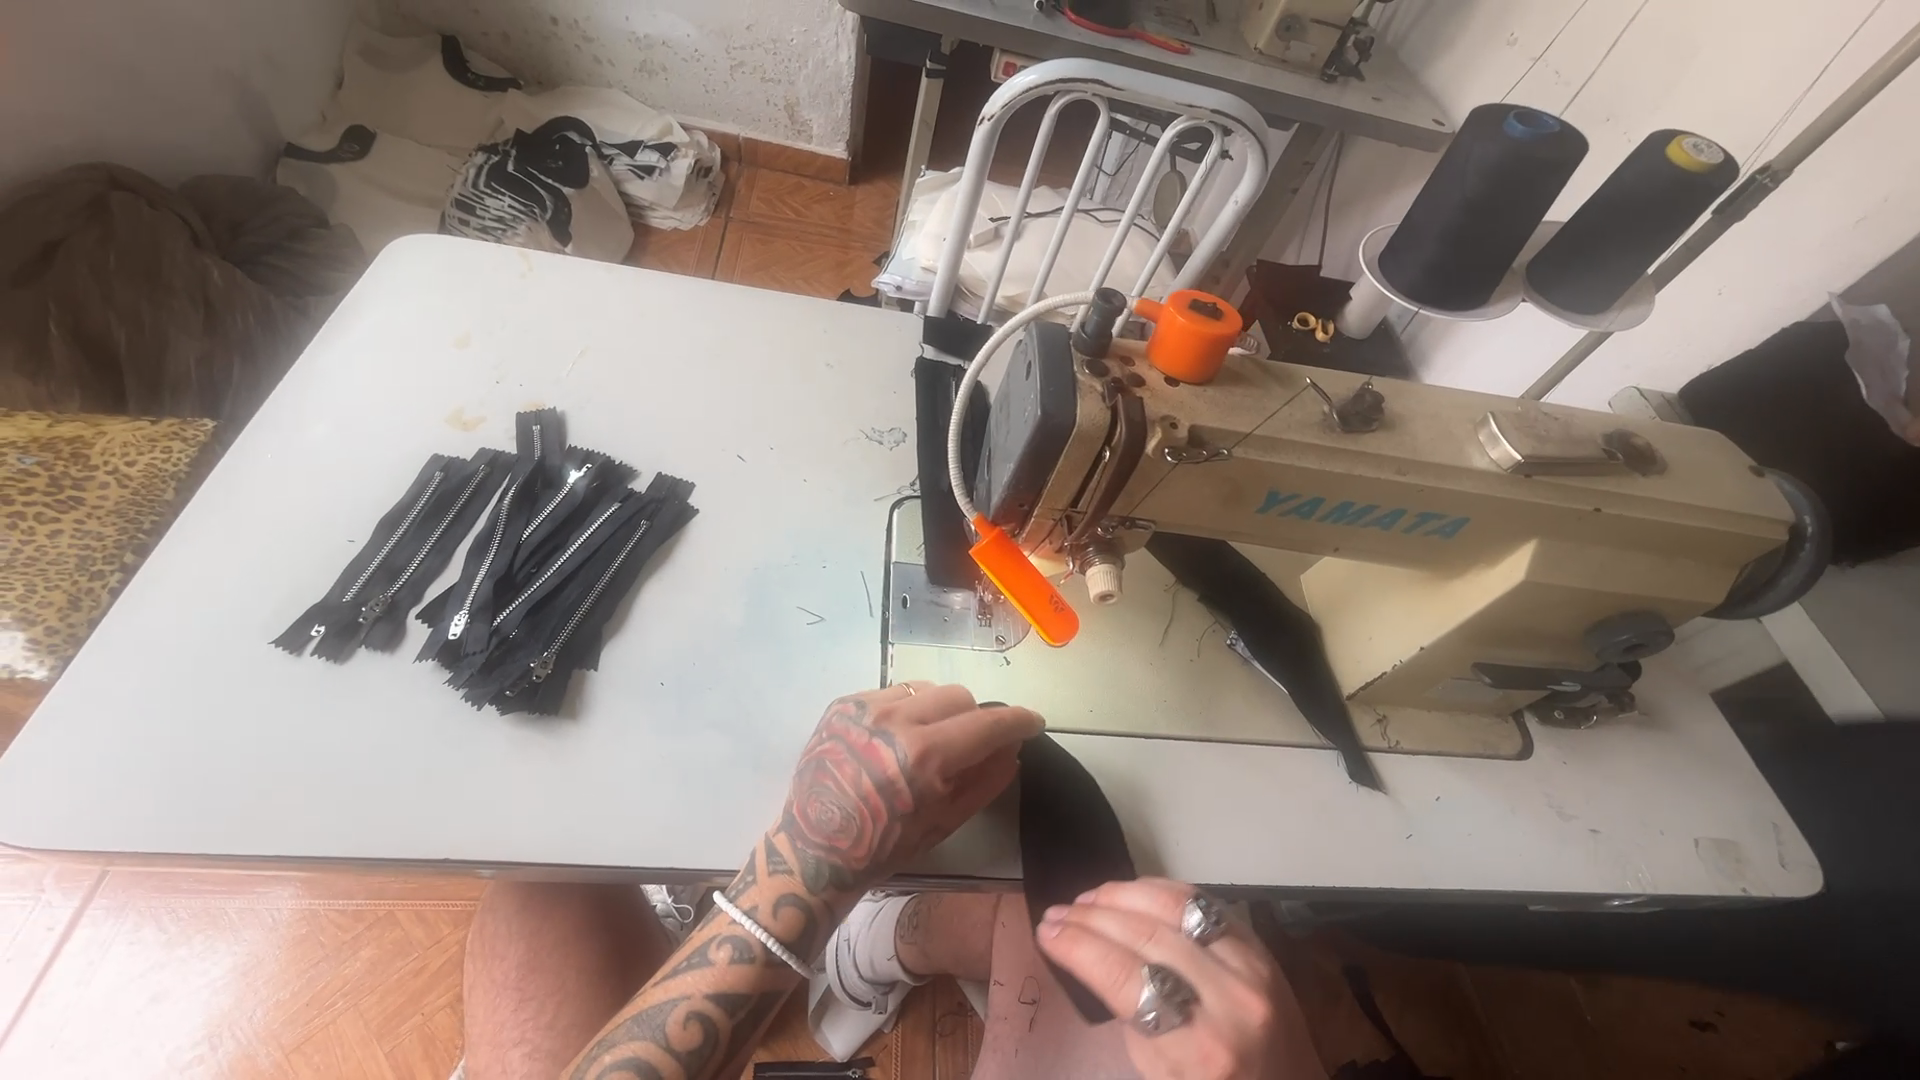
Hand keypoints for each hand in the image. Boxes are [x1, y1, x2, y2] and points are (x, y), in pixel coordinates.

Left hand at [772, 683, 1042, 901]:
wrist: (813, 849)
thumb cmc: (882, 845)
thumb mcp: (942, 822)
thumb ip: (984, 782)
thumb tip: (1012, 750)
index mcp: (925, 757)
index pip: (989, 723)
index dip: (1018, 721)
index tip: (1032, 723)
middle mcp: (897, 721)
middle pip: (960, 696)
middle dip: (974, 720)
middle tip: (967, 746)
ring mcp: (866, 708)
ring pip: (927, 689)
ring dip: (939, 712)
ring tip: (926, 742)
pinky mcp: (844, 704)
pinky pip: (894, 692)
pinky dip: (906, 711)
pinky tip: (894, 739)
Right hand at [1037, 878, 1325, 1079]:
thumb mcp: (1161, 1076)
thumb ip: (1132, 1018)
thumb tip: (1091, 955)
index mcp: (1201, 1048)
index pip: (1123, 977)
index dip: (1077, 947)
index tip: (1046, 931)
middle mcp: (1230, 998)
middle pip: (1144, 934)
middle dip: (1090, 917)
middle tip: (1056, 912)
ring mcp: (1251, 965)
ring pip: (1173, 905)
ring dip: (1120, 894)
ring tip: (1086, 899)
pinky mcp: (1259, 944)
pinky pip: (1200, 900)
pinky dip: (1157, 889)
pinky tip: (1129, 893)